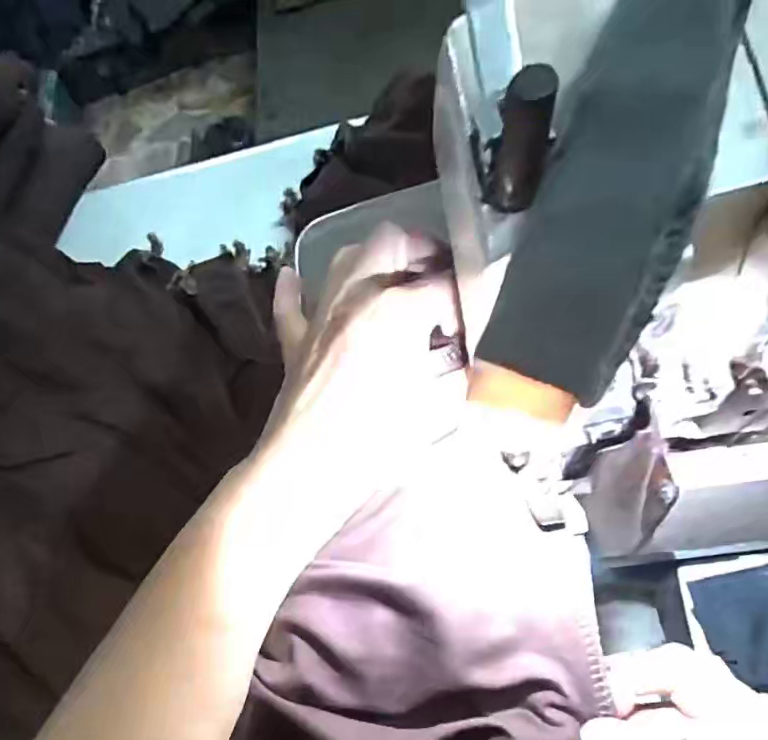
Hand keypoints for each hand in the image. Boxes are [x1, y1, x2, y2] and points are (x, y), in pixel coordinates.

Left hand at [252, 224, 466, 523]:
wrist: (308, 470)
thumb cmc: (375, 446)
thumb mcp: (431, 406)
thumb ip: (453, 370)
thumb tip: (464, 354)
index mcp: (396, 311)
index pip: (446, 284)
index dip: (469, 294)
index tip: (476, 311)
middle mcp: (355, 297)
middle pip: (392, 241)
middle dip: (422, 254)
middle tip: (440, 283)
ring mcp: (321, 317)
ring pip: (345, 259)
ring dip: (374, 260)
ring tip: (394, 282)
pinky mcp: (296, 343)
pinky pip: (292, 303)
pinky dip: (298, 289)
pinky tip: (297, 279)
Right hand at [581, 645, 767, 739]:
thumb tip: (590, 729)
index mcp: (754, 721)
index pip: (674, 676)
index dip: (624, 683)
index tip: (587, 715)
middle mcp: (756, 710)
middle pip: (679, 674)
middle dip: (629, 691)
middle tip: (589, 720)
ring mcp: (756, 727)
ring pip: (682, 702)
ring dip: (641, 720)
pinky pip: (696, 725)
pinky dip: (661, 738)